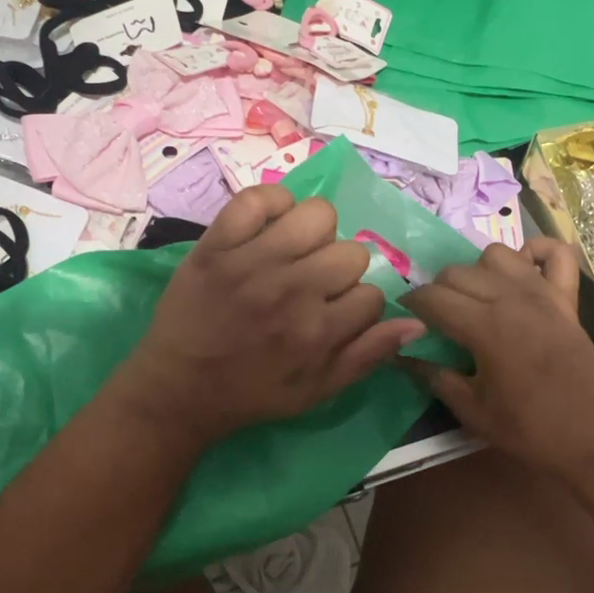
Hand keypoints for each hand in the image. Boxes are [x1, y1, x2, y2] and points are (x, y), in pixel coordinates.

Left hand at [112, 185, 423, 444]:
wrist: (177, 389)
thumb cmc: (251, 394)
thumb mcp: (317, 392)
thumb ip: (367, 356)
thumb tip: (417, 323)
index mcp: (318, 331)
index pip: (373, 295)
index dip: (360, 307)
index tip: (336, 317)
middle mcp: (292, 290)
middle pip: (352, 253)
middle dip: (342, 273)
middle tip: (315, 288)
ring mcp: (252, 261)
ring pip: (318, 215)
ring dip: (316, 235)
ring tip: (296, 254)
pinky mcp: (217, 243)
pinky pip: (257, 197)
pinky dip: (272, 204)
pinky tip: (270, 228)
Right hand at [402, 240, 593, 479]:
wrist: (593, 440)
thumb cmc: (530, 431)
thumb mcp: (473, 411)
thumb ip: (435, 378)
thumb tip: (400, 356)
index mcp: (486, 327)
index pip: (433, 298)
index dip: (410, 305)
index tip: (402, 318)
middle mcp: (513, 298)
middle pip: (459, 272)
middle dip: (438, 290)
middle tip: (436, 319)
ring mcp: (545, 295)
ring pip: (498, 254)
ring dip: (478, 271)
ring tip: (475, 300)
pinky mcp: (568, 301)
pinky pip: (556, 254)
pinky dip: (536, 253)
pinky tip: (522, 274)